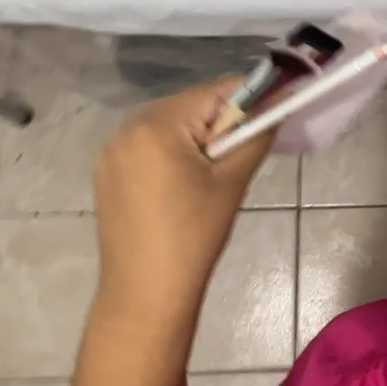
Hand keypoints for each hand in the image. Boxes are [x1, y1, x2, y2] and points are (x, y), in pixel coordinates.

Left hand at [90, 80, 274, 332]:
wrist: (144, 294)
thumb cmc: (194, 235)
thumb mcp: (232, 180)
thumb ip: (257, 132)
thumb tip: (279, 102)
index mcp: (156, 123)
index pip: (216, 92)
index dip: (248, 103)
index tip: (268, 124)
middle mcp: (127, 127)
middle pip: (191, 106)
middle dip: (220, 124)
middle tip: (237, 161)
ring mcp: (111, 151)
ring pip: (170, 126)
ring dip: (197, 140)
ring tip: (210, 179)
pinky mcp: (107, 173)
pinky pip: (149, 146)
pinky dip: (172, 155)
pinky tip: (182, 190)